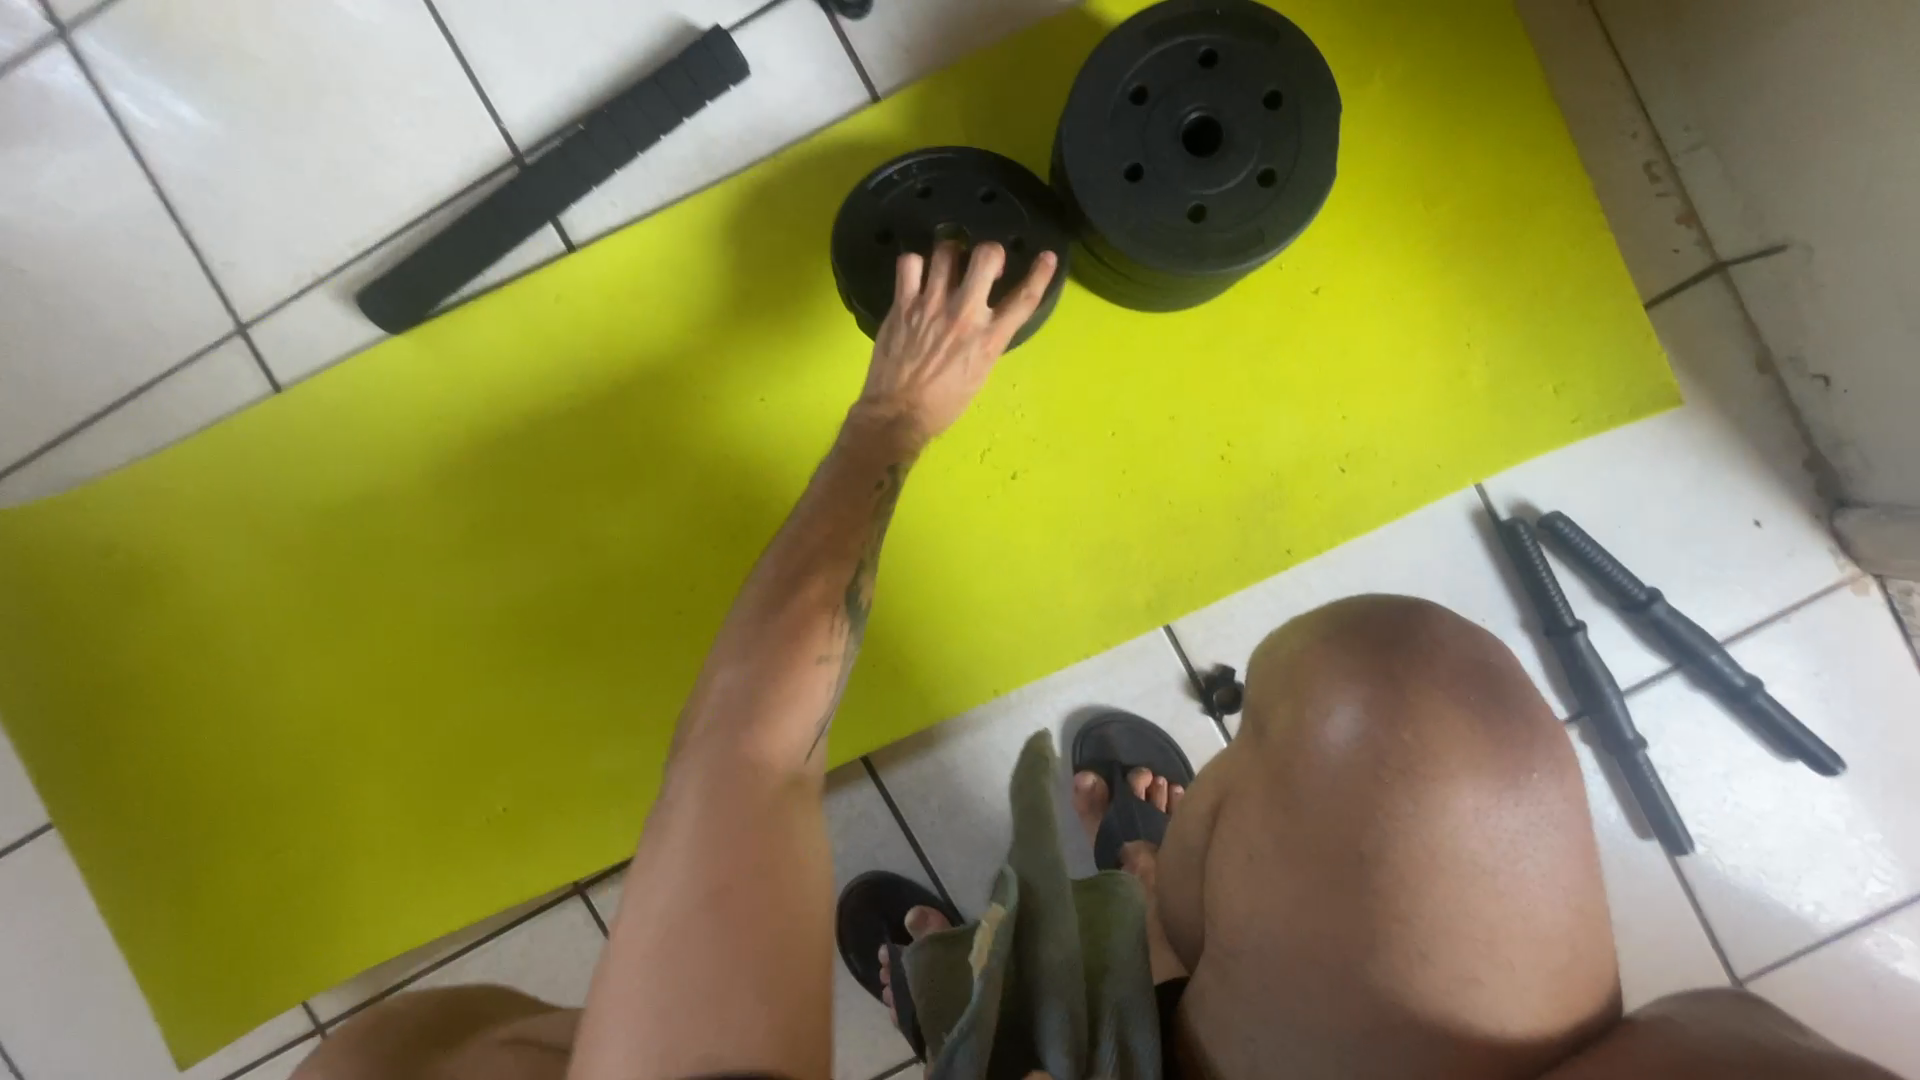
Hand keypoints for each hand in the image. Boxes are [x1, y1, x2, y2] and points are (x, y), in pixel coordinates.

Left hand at [850, 241, 1057, 449]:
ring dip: (952, 253)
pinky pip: (910, 263)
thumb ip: (986, 342)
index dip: (1040, 273)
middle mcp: (964, 314)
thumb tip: (987, 321)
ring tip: (948, 266)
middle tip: (983, 264)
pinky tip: (917, 276)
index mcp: (989, 338)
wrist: (898, 414)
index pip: (1025, 298)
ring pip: (947, 250)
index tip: (1047, 257)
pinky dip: (915, 264)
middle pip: (987, 256)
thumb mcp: (979, 374)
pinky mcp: (903, 304)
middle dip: (990, 253)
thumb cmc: (943, 404)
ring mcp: (932, 305)